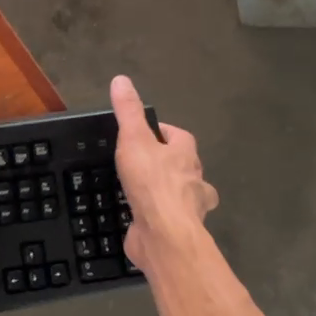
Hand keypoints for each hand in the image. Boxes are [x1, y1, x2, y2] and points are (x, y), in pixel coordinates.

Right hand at [110, 75, 218, 273]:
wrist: (164, 236)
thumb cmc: (152, 182)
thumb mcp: (134, 138)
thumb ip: (128, 111)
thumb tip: (121, 79)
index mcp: (186, 156)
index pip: (179, 136)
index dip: (163, 133)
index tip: (143, 133)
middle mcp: (194, 182)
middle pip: (185, 167)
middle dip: (170, 165)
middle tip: (143, 163)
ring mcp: (189, 210)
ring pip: (183, 197)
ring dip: (169, 194)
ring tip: (141, 192)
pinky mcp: (177, 232)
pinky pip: (168, 221)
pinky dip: (157, 218)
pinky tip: (139, 218)